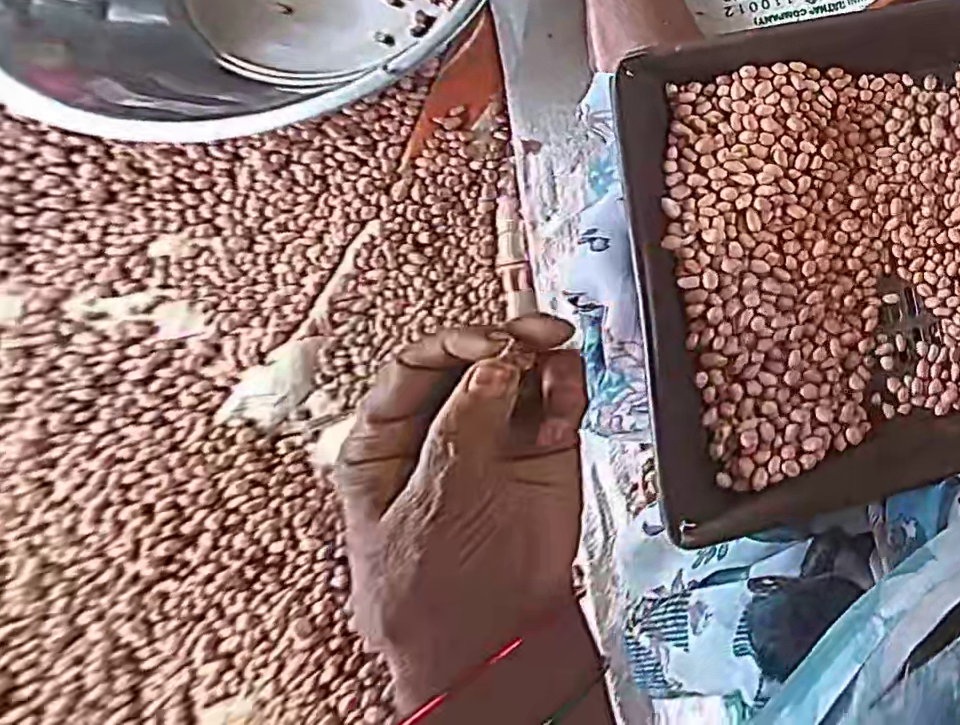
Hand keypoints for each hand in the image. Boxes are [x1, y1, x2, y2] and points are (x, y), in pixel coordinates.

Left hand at [335, 315, 586, 708]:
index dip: (456, 345)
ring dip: (548, 362)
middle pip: (477, 356)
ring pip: (526, 365)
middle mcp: (446, 422)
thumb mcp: (434, 504)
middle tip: (544, 336)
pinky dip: (570, 392)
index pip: (416, 366)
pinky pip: (562, 391)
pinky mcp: (546, 435)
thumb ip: (463, 429)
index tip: (494, 344)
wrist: (501, 623)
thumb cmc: (437, 582)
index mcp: (390, 439)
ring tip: (559, 382)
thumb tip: (495, 366)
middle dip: (512, 338)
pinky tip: (564, 417)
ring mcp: (500, 426)